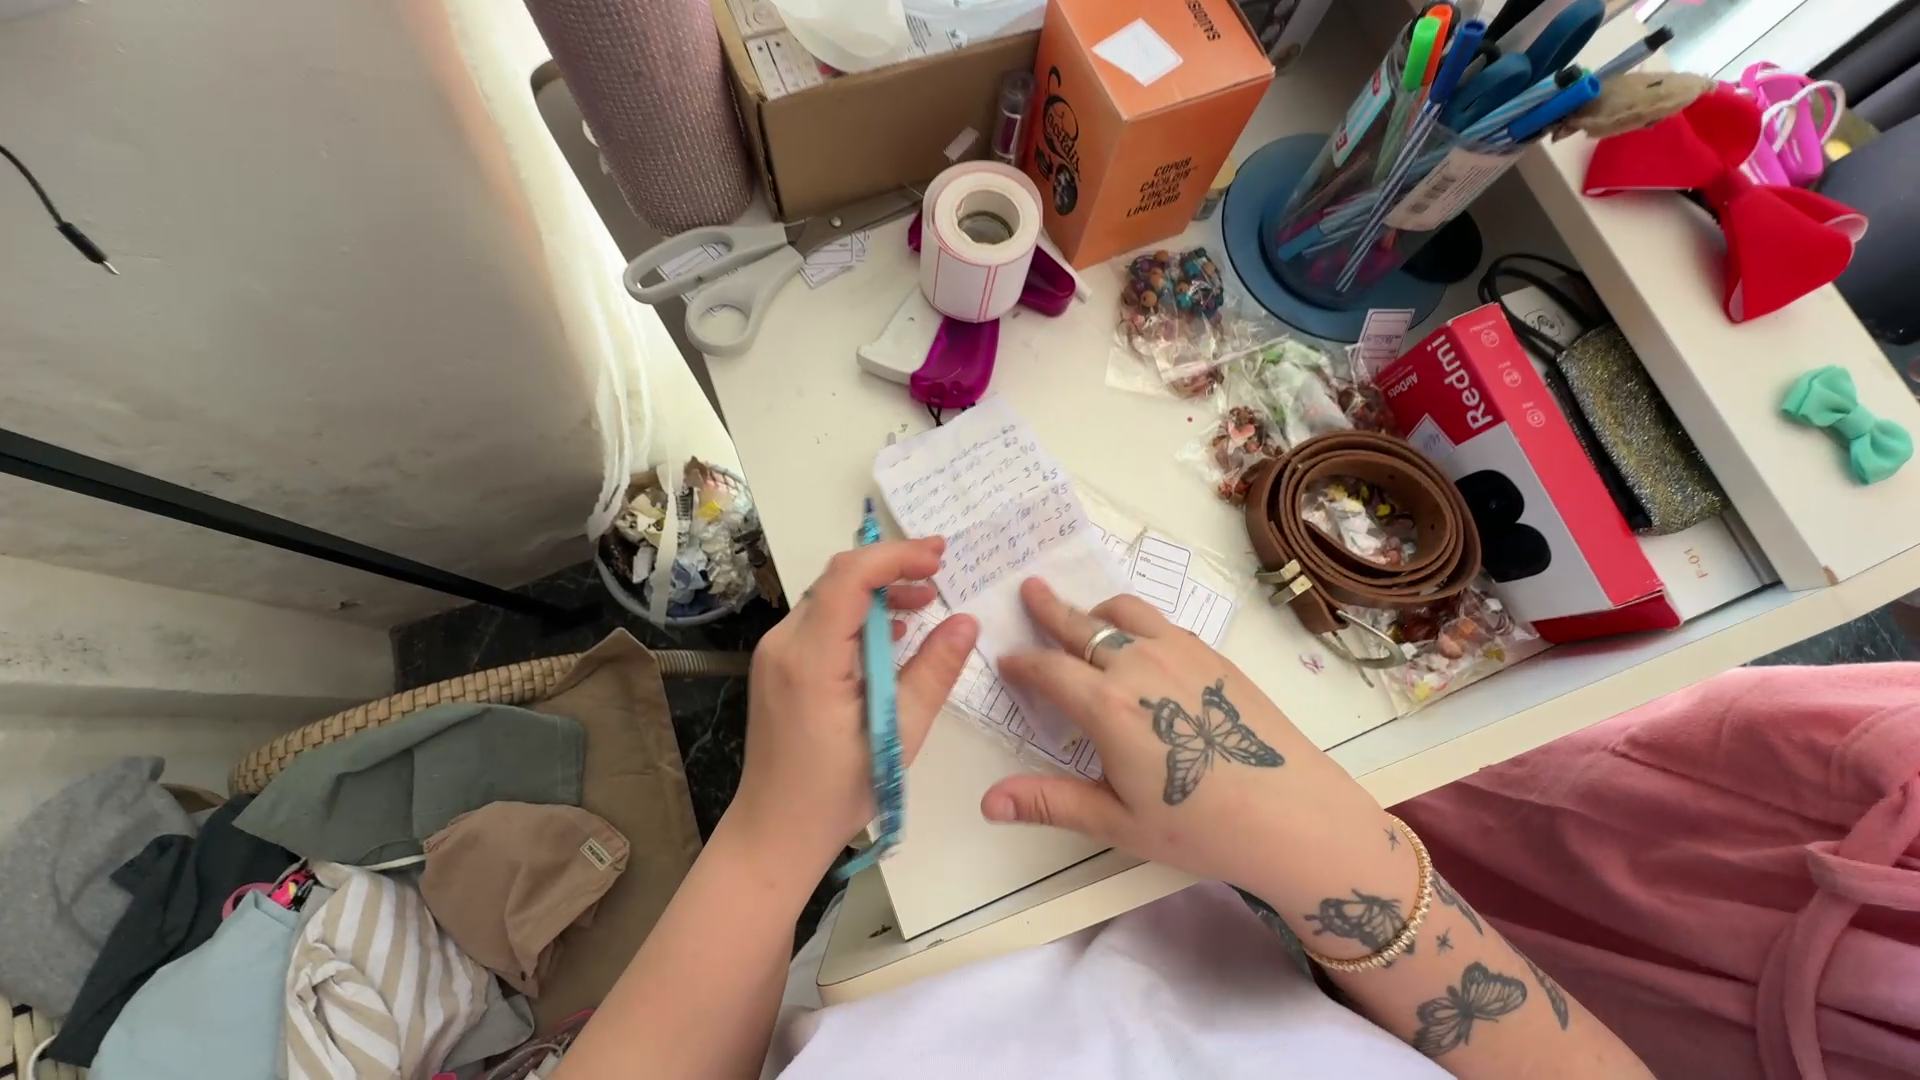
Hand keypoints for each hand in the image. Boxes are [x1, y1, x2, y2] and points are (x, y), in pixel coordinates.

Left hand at [730, 537, 978, 870]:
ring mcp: (776, 655)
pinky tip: (895, 633)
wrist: (776, 831)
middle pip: (837, 581)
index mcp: (810, 659)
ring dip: (877, 592)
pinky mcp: (780, 668)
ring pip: (829, 599)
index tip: (939, 556)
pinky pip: (821, 623)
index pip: (849, 578)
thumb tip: (965, 621)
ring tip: (926, 601)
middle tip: (940, 572)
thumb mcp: (899, 732)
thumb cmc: (838, 790)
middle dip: (891, 569)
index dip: (896, 557)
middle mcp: (784, 645)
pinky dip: (859, 617)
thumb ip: (933, 671)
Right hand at [981, 578, 1374, 896]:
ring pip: (1125, 611)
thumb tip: (988, 803)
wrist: (1294, 815)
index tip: (1006, 659)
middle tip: (1028, 588)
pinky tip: (1139, 642)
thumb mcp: (1116, 822)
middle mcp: (1139, 665)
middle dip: (1050, 608)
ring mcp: (1180, 652)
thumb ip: (1049, 802)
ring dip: (1095, 609)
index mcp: (1108, 706)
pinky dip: (1135, 620)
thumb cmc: (1200, 827)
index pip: (1049, 670)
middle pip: (1082, 625)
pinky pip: (1161, 621)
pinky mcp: (1212, 654)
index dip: (1022, 664)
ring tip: (1083, 614)